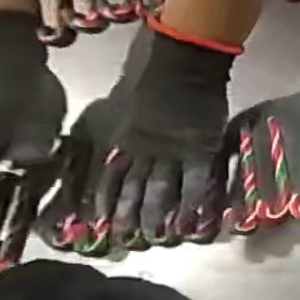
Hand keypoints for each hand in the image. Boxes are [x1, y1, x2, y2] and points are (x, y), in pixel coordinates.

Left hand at [90, 23, 235, 244]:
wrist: (184, 59)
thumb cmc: (152, 73)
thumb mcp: (125, 102)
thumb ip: (123, 129)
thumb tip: (113, 148)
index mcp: (126, 138)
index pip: (112, 176)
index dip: (105, 200)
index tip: (99, 222)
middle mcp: (145, 151)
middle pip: (134, 189)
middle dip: (129, 215)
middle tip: (125, 240)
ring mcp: (173, 152)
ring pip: (161, 190)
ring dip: (157, 215)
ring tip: (154, 237)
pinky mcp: (200, 151)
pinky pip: (195, 183)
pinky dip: (192, 203)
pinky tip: (189, 221)